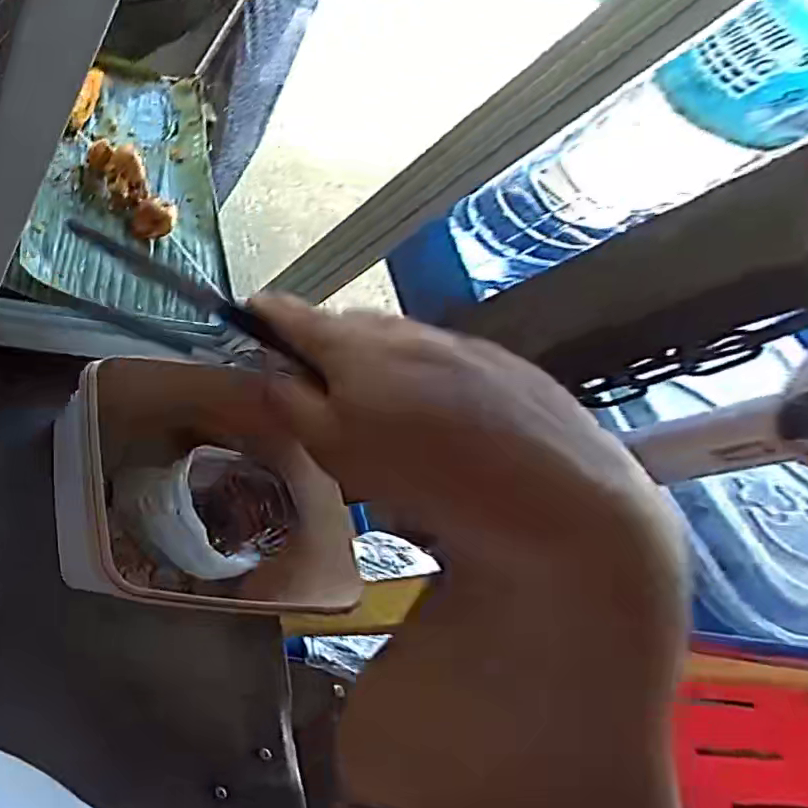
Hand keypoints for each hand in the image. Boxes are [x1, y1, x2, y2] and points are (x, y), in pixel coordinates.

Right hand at [248, 296, 681, 576]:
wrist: (558, 495)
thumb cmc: (419, 471)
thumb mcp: (329, 445)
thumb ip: (289, 403)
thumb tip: (270, 373)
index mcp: (352, 345)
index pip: (292, 313)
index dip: (265, 312)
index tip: (249, 312)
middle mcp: (404, 329)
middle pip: (346, 325)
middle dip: (321, 346)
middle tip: (314, 387)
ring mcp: (459, 343)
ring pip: (395, 342)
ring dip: (372, 362)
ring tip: (377, 410)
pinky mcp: (504, 365)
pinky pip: (440, 359)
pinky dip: (420, 377)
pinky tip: (436, 422)